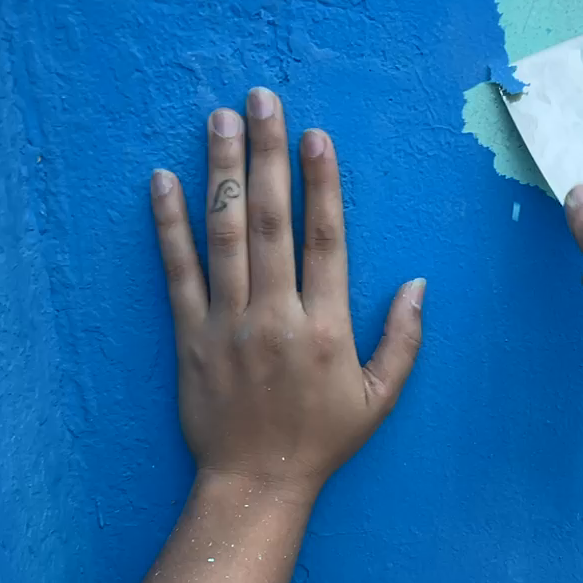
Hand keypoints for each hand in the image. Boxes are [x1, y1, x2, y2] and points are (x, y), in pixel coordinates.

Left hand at [150, 88, 423, 503]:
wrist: (257, 482)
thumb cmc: (323, 441)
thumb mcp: (380, 399)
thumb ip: (404, 340)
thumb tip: (420, 285)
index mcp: (327, 330)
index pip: (326, 241)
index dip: (323, 184)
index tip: (316, 136)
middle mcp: (277, 317)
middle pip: (273, 222)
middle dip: (269, 155)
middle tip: (262, 99)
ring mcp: (229, 324)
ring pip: (225, 236)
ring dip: (222, 173)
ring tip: (218, 120)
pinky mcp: (190, 337)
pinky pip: (178, 273)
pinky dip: (169, 226)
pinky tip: (162, 182)